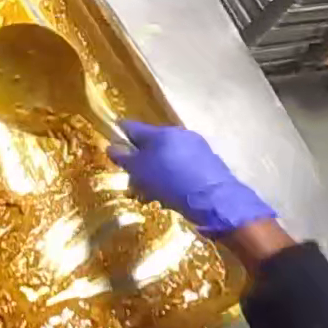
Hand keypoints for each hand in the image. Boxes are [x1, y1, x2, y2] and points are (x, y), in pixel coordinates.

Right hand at [108, 121, 275, 238]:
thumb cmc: (171, 183)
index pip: (131, 127)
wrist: (216, 200)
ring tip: (152, 194)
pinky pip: (182, 166)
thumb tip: (111, 146)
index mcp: (159, 132)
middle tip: (133, 182)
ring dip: (156, 172)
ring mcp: (196, 146)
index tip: (113, 150)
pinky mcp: (208, 162)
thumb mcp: (141, 172)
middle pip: (150, 144)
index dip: (120, 137)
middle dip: (139, 162)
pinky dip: (173, 177)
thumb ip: (125, 158)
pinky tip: (172, 195)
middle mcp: (178, 134)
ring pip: (166, 156)